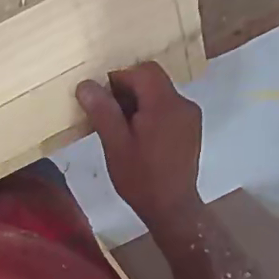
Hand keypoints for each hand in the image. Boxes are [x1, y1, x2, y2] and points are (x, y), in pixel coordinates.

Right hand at [76, 62, 202, 230]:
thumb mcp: (115, 145)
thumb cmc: (141, 179)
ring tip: (123, 129)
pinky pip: (169, 109)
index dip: (119, 78)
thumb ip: (103, 111)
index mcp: (165, 104)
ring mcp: (191, 117)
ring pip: (161, 94)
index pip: (142, 71)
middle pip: (153, 80)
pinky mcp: (192, 129)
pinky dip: (153, 113)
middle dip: (129, 91)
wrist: (172, 208)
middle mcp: (183, 104)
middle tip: (110, 115)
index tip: (103, 100)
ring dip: (140, 103)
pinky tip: (140, 137)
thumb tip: (86, 85)